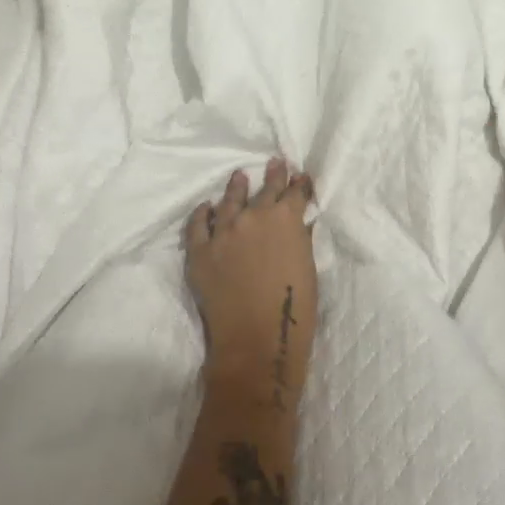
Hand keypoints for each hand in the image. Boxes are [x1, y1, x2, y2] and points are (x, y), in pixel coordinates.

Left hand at [183, 158, 316, 410]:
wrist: (255, 341)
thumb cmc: (294, 307)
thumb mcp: (307, 265)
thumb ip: (300, 239)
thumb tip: (298, 225)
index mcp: (287, 218)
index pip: (295, 192)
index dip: (300, 184)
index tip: (300, 177)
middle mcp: (254, 216)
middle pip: (265, 189)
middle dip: (273, 175)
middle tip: (275, 162)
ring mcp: (223, 232)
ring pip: (230, 200)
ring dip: (237, 187)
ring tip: (239, 176)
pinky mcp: (200, 252)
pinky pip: (198, 225)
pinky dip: (202, 214)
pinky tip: (205, 207)